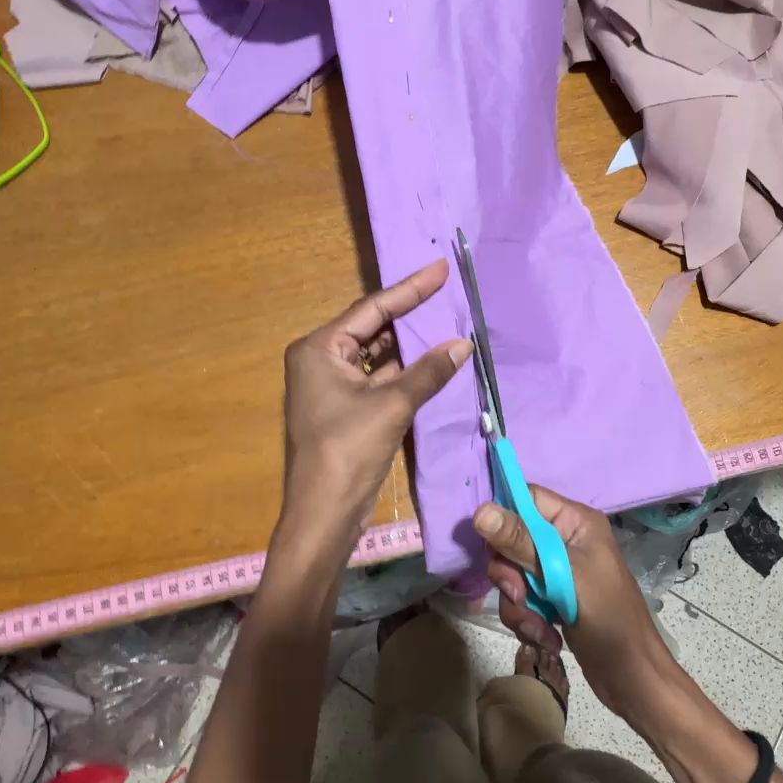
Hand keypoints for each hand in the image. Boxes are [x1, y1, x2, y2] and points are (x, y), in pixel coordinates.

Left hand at [281, 259, 472, 554]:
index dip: (410, 288)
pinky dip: (405, 371)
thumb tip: (463, 343)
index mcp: (319, 348)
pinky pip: (379, 378)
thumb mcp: (392, 405)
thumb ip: (429, 371)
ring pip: (377, 354)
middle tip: (447, 292)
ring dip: (409, 344)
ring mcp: (331, 387)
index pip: (372, 308)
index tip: (441, 268)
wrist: (324, 514)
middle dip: (410, 314)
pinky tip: (432, 362)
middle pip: (372, 327)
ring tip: (446, 321)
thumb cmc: (348, 451)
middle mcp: (320, 360)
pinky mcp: (346, 410)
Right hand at [475, 486, 679, 727]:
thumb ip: (521, 543)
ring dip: (519, 605)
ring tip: (539, 627)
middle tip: (521, 595)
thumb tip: (480, 511)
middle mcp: (564, 540)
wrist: (632, 678)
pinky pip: (521, 600)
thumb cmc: (608, 618)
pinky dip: (527, 621)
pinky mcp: (552, 600)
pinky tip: (547, 638)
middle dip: (510, 574)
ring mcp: (557, 572)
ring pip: (512, 575)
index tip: (492, 547)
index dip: (503, 519)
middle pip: (511, 540)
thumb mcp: (563, 576)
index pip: (526, 498)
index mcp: (575, 521)